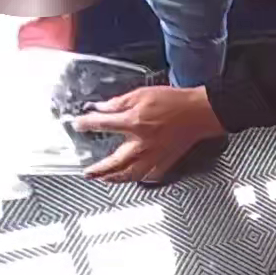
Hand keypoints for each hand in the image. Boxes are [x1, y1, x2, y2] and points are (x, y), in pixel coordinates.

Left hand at [74, 85, 224, 182]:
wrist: (197, 114)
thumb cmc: (173, 103)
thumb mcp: (140, 94)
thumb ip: (118, 103)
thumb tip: (101, 108)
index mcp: (134, 123)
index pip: (104, 124)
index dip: (87, 125)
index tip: (78, 125)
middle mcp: (142, 144)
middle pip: (115, 162)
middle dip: (100, 169)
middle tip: (89, 173)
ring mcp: (154, 157)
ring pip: (130, 174)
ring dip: (115, 179)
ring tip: (105, 180)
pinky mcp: (164, 163)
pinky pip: (148, 176)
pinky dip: (138, 179)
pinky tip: (132, 179)